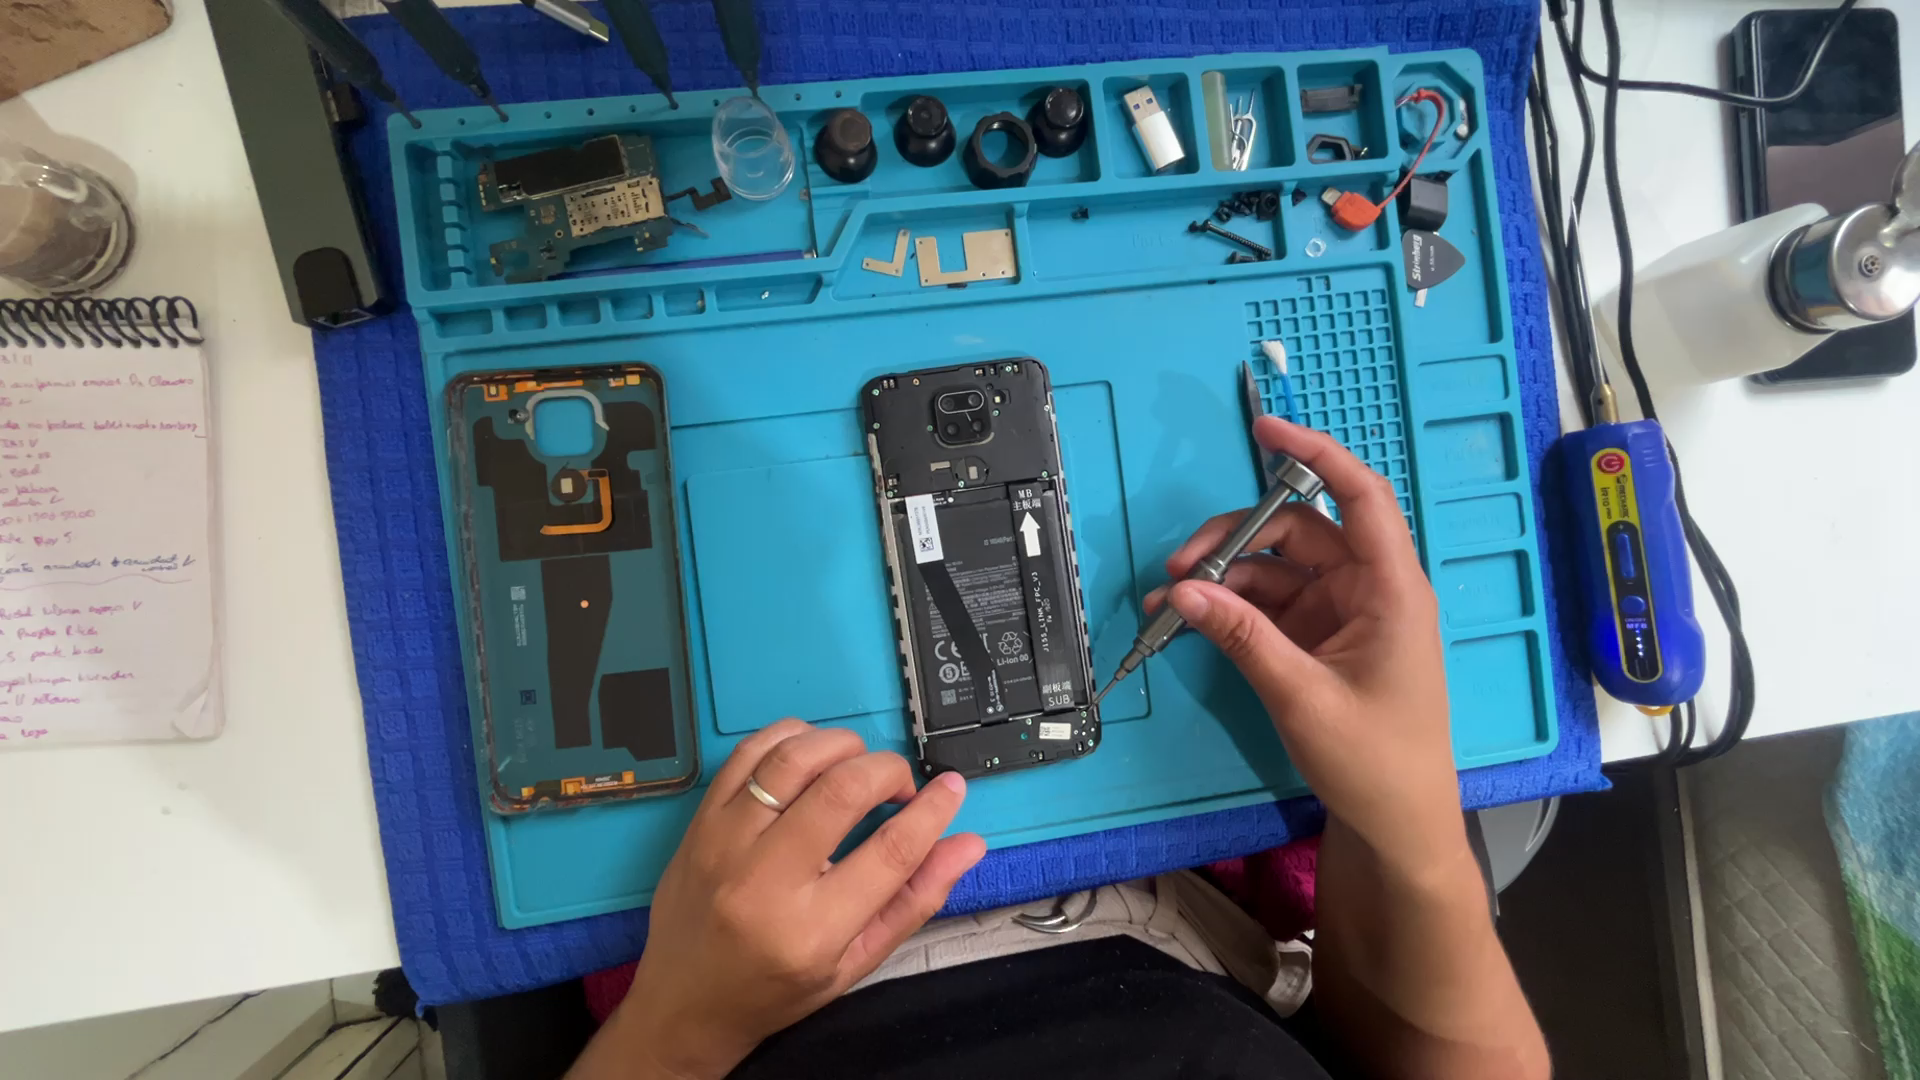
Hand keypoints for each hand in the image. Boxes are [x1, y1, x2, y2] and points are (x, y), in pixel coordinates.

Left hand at [598, 721, 985, 1079]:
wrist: (683, 1003)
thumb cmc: (775, 988)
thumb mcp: (855, 963)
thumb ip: (914, 900)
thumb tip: (967, 844)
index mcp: (812, 931)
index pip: (891, 852)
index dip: (931, 811)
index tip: (950, 788)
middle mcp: (765, 881)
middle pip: (843, 790)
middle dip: (887, 771)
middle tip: (897, 786)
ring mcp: (726, 842)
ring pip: (795, 758)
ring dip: (842, 746)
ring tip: (856, 766)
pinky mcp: (702, 819)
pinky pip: (751, 751)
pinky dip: (792, 737)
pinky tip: (812, 754)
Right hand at [1146, 416, 1462, 870]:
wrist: (1393, 822)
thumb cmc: (1373, 758)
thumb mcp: (1300, 695)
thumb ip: (1240, 636)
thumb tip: (1181, 590)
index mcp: (1389, 589)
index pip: (1359, 498)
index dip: (1317, 454)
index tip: (1265, 430)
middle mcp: (1363, 587)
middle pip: (1294, 530)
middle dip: (1234, 539)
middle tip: (1181, 566)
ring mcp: (1335, 611)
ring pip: (1271, 566)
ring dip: (1221, 576)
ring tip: (1171, 599)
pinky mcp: (1311, 635)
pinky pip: (1263, 603)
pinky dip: (1225, 606)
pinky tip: (1188, 617)